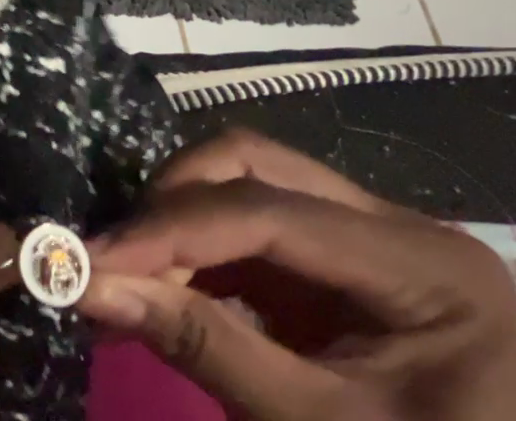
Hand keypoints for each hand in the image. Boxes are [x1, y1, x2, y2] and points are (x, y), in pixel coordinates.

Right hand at [77, 130, 515, 420]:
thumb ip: (205, 348)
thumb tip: (89, 286)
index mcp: (426, 267)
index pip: (269, 212)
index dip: (169, 231)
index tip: (89, 261)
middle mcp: (398, 227)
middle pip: (252, 166)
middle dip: (170, 206)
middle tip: (115, 262)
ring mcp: (363, 237)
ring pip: (237, 180)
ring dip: (173, 223)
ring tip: (130, 279)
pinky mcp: (327, 259)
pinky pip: (238, 226)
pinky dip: (189, 250)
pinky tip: (159, 290)